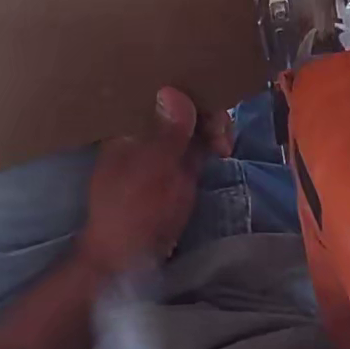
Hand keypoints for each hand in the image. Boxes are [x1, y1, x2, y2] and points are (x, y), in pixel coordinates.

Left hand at [76, 87, 231, 274]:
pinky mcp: (179, 168)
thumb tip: (173, 90)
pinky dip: (214, 141)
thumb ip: (167, 133)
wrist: (126, 261)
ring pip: (194, 122)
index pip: (157, 90)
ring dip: (214, 125)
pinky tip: (223, 150)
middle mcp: (146, 131)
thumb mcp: (152, 171)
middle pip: (181, 103)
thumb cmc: (132, 212)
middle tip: (220, 133)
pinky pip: (200, 143)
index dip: (185, 87)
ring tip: (223, 145)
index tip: (208, 101)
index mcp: (127, 126)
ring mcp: (164, 149)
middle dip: (206, 109)